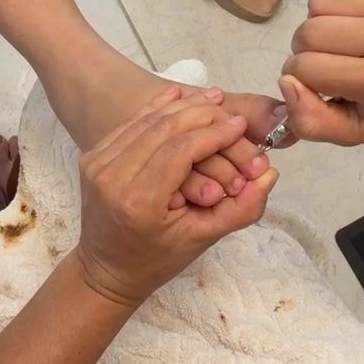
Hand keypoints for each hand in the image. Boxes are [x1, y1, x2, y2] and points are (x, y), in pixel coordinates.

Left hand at [76, 87, 277, 307]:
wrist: (106, 269)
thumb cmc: (156, 259)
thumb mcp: (202, 239)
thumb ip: (241, 209)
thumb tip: (271, 174)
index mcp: (138, 202)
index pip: (181, 150)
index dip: (214, 133)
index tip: (241, 125)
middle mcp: (112, 177)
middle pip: (163, 128)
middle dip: (202, 114)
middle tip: (231, 111)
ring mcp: (97, 164)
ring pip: (146, 121)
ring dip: (181, 106)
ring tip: (213, 97)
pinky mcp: (92, 156)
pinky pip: (130, 124)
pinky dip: (156, 108)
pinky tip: (178, 95)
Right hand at [280, 0, 363, 143]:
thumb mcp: (360, 133)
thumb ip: (313, 121)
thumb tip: (286, 83)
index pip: (306, 67)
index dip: (302, 79)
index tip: (322, 86)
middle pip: (308, 32)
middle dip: (307, 51)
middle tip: (330, 63)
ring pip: (318, 3)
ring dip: (318, 23)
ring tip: (342, 40)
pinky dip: (336, 4)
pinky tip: (355, 22)